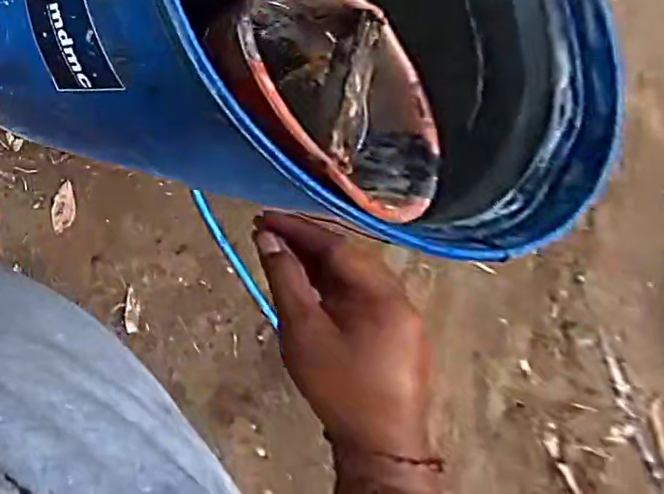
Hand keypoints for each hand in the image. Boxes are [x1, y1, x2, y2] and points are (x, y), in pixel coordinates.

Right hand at [254, 212, 434, 461]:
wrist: (380, 445)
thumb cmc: (337, 382)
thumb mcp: (301, 325)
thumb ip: (284, 275)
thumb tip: (267, 236)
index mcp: (382, 295)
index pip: (336, 245)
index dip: (296, 227)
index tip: (262, 218)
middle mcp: (398, 299)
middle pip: (349, 255)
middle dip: (305, 239)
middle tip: (266, 231)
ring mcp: (401, 318)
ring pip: (354, 272)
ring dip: (316, 258)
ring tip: (280, 251)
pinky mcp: (396, 333)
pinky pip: (359, 290)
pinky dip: (329, 278)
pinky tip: (305, 279)